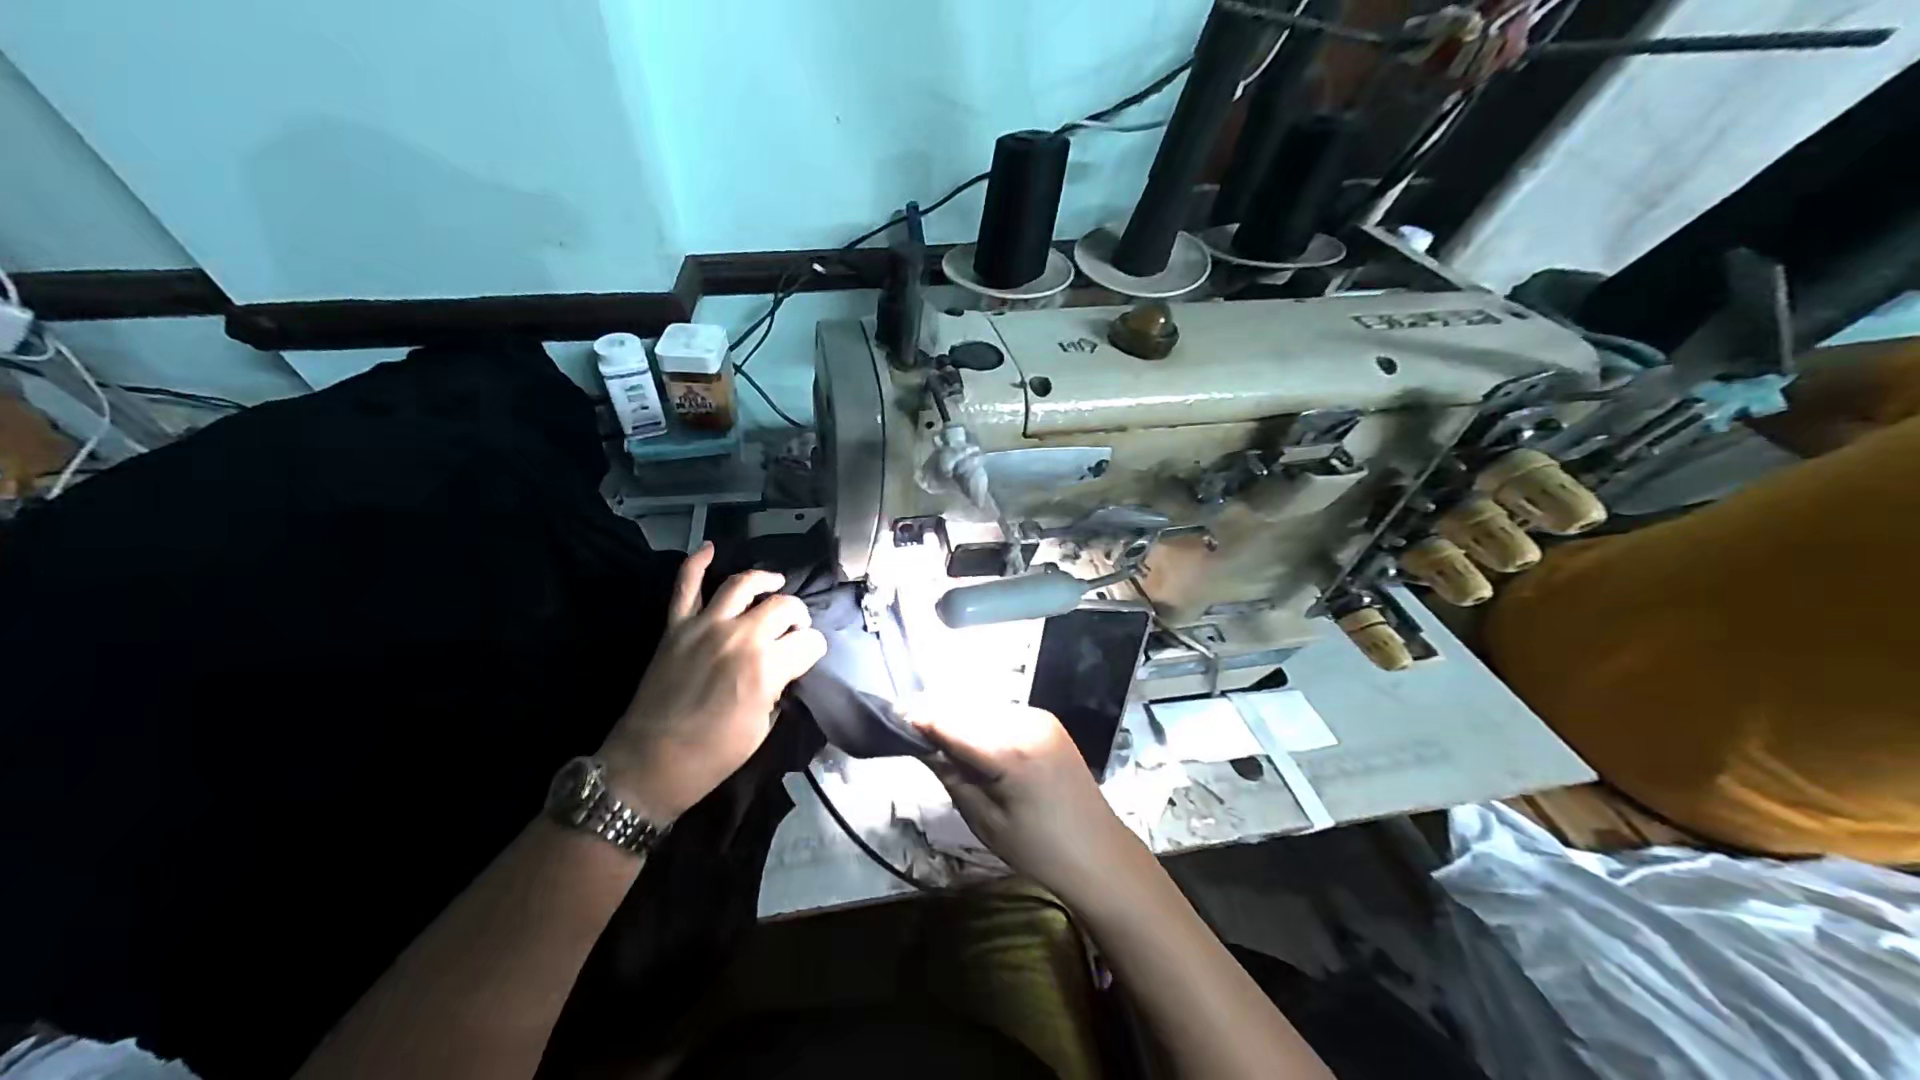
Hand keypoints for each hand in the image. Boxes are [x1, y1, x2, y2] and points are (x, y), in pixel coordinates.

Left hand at [600, 543, 826, 820]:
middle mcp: (740, 636)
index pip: (808, 642)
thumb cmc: (713, 756)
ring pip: (743, 584)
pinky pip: (685, 585)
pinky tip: (710, 549)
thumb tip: (785, 670)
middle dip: (798, 616)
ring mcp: (705, 626)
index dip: (815, 649)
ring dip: (764, 580)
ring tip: (774, 583)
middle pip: (783, 606)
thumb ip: (778, 689)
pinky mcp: (676, 626)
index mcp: (766, 667)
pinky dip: (697, 563)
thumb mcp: (763, 728)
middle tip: (796, 629)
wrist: (650, 763)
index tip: (811, 656)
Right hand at [912, 704, 1144, 904]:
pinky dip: (980, 718)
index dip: (920, 717)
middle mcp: (1026, 723)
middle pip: (967, 708)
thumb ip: (951, 775)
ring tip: (930, 724)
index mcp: (1010, 751)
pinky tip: (966, 731)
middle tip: (905, 718)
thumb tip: (921, 745)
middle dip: (936, 711)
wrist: (1098, 853)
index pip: (952, 724)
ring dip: (958, 712)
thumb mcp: (985, 819)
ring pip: (984, 706)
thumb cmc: (1038, 849)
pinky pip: (1003, 712)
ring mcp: (1040, 718)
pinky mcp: (1047, 721)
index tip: (893, 715)